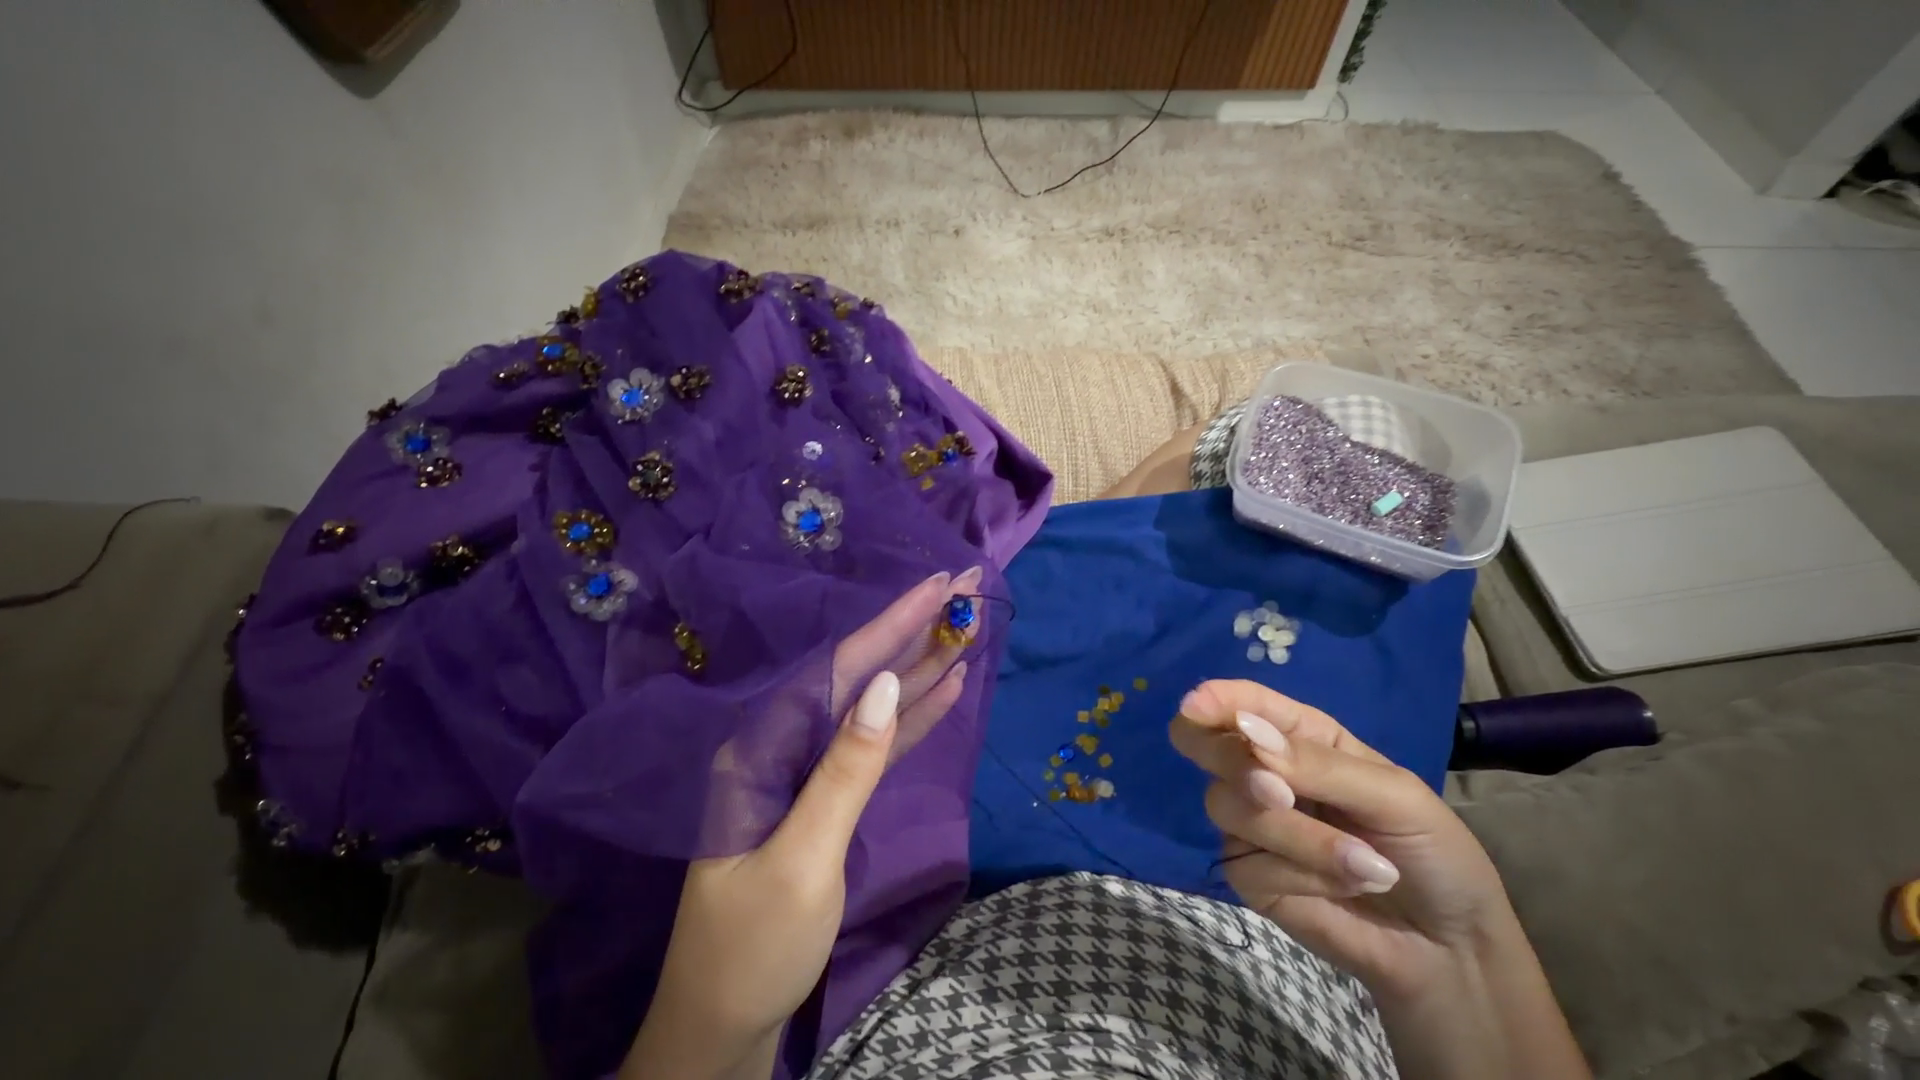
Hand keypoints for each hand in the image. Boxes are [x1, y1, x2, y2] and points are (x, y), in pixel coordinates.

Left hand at [623, 569, 978, 1079]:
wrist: (724, 1022)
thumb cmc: (754, 946)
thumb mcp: (803, 860)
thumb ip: (845, 770)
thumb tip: (884, 688)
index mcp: (760, 751)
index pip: (835, 672)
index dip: (889, 625)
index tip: (936, 585)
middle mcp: (780, 750)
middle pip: (854, 680)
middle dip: (909, 634)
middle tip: (962, 591)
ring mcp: (805, 776)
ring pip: (870, 710)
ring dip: (918, 671)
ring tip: (965, 631)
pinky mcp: (827, 803)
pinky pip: (874, 750)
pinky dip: (911, 723)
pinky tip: (944, 692)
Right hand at [1169, 679, 1509, 998]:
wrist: (1449, 946)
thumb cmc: (1433, 853)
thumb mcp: (1395, 796)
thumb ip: (1318, 765)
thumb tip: (1246, 731)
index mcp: (1303, 738)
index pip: (1245, 705)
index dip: (1217, 699)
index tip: (1196, 704)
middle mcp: (1266, 773)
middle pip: (1207, 747)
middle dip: (1233, 763)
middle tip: (1277, 794)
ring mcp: (1252, 826)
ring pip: (1230, 809)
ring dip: (1299, 838)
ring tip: (1365, 865)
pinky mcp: (1247, 876)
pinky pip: (1246, 864)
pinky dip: (1302, 876)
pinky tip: (1346, 887)